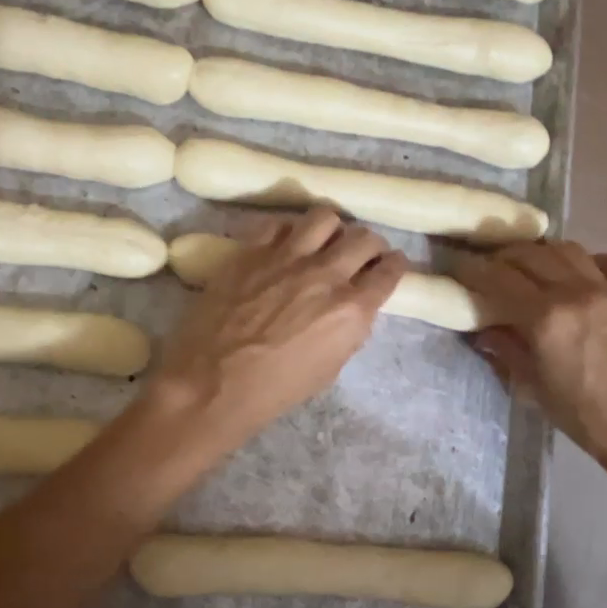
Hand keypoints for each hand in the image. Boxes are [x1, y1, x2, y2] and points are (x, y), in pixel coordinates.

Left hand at [154, 208, 406, 448]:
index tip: (392, 264)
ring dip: (331, 227)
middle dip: (370, 244)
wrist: (211, 383)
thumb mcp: (329, 369)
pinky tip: (283, 244)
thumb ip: (347, 330)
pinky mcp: (250, 251)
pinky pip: (278, 223)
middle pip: (364, 237)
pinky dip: (287, 231)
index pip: (389, 272)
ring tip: (323, 240)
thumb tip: (351, 309)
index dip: (395, 265)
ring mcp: (286, 257)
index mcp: (351, 311)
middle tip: (362, 252)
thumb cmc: (273, 391)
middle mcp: (326, 275)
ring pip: (324, 216)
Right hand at [457, 242, 606, 484]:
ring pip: (568, 249)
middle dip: (503, 257)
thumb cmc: (584, 418)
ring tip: (531, 266)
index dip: (473, 271)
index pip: (499, 279)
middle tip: (490, 268)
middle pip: (530, 255)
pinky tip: (586, 275)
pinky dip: (595, 260)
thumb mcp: (533, 389)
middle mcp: (575, 293)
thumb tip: (483, 330)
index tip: (458, 269)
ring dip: (543, 253)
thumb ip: (506, 351)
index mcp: (545, 318)